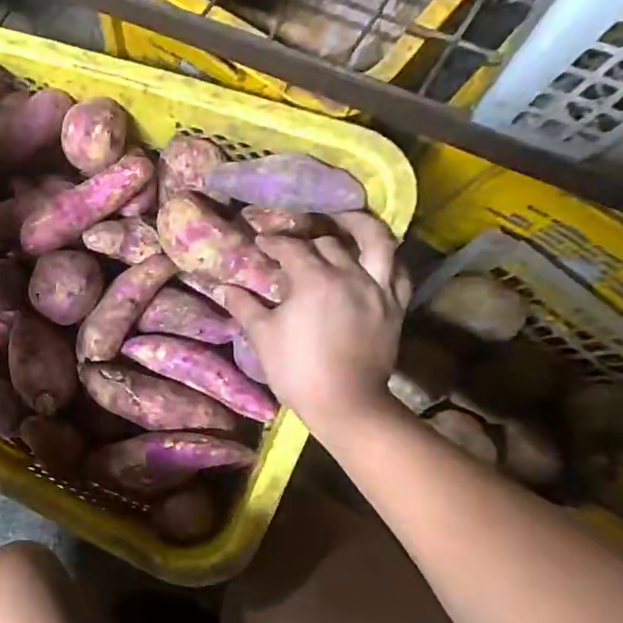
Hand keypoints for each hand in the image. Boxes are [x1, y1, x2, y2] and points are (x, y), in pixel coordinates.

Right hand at [215, 212, 412, 427]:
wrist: (345, 403)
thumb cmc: (297, 370)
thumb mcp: (263, 336)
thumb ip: (245, 306)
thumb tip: (224, 288)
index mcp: (314, 280)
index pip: (291, 248)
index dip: (273, 242)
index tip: (260, 243)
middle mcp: (350, 274)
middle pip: (329, 242)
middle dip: (308, 239)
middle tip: (295, 243)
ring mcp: (378, 289)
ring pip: (377, 243)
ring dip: (362, 227)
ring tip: (349, 219)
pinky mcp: (395, 306)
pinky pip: (399, 272)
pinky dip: (388, 259)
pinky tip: (378, 257)